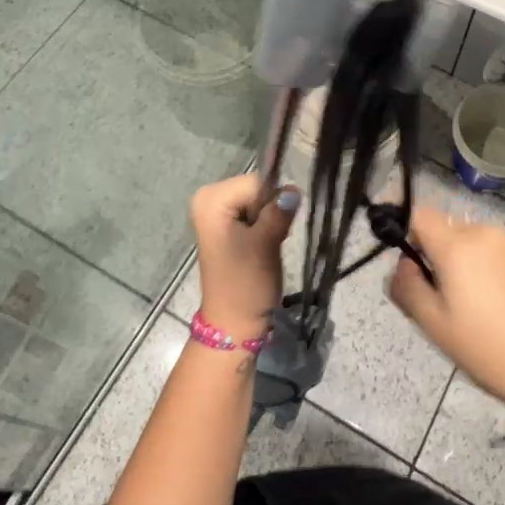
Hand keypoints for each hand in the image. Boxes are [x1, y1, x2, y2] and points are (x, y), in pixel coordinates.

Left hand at [190, 174, 299, 341]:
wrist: (233, 323)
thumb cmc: (245, 284)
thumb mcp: (264, 245)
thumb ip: (279, 213)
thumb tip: (295, 189)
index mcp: (211, 199)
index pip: (257, 181)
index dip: (273, 203)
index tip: (273, 231)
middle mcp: (209, 198)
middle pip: (257, 189)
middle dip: (271, 211)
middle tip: (270, 241)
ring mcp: (216, 212)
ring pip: (260, 201)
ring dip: (270, 221)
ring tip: (265, 246)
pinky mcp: (226, 225)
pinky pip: (255, 213)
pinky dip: (264, 227)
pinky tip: (262, 247)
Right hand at [387, 204, 504, 442]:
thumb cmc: (489, 350)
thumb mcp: (435, 325)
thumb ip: (407, 287)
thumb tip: (401, 266)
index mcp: (458, 246)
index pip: (418, 213)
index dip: (401, 226)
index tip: (396, 252)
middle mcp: (485, 233)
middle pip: (444, 228)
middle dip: (431, 252)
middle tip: (433, 296)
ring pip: (468, 241)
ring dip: (458, 261)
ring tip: (466, 306)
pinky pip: (492, 252)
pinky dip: (482, 268)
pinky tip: (493, 306)